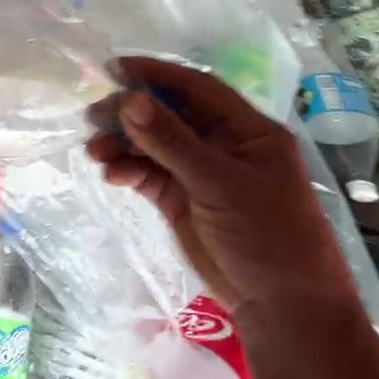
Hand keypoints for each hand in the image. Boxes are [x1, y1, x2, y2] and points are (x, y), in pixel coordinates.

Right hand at [87, 57, 353, 312]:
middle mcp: (222, 145)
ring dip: (122, 143)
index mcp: (247, 132)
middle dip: (129, 113)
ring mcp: (200, 173)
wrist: (284, 309)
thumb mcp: (220, 184)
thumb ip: (170, 141)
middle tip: (93, 116)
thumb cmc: (269, 237)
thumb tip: (128, 98)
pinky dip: (126, 170)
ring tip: (95, 152)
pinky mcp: (181, 199)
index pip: (196, 88)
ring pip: (151, 144)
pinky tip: (112, 175)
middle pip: (167, 114)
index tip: (113, 69)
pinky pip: (146, 173)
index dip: (156, 74)